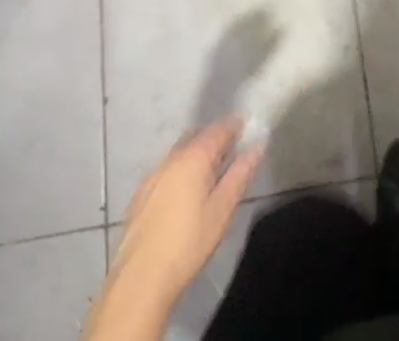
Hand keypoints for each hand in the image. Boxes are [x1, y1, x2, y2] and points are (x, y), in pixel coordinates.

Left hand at [110, 117, 265, 306]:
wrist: (141, 276)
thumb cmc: (189, 241)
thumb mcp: (222, 208)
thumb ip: (240, 174)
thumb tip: (257, 146)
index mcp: (192, 159)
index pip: (216, 131)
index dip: (233, 125)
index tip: (246, 122)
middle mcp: (170, 160)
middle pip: (195, 137)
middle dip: (213, 135)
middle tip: (232, 142)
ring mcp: (152, 177)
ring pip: (178, 152)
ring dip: (196, 151)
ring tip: (212, 164)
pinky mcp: (141, 195)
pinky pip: (167, 168)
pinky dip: (181, 166)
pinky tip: (186, 185)